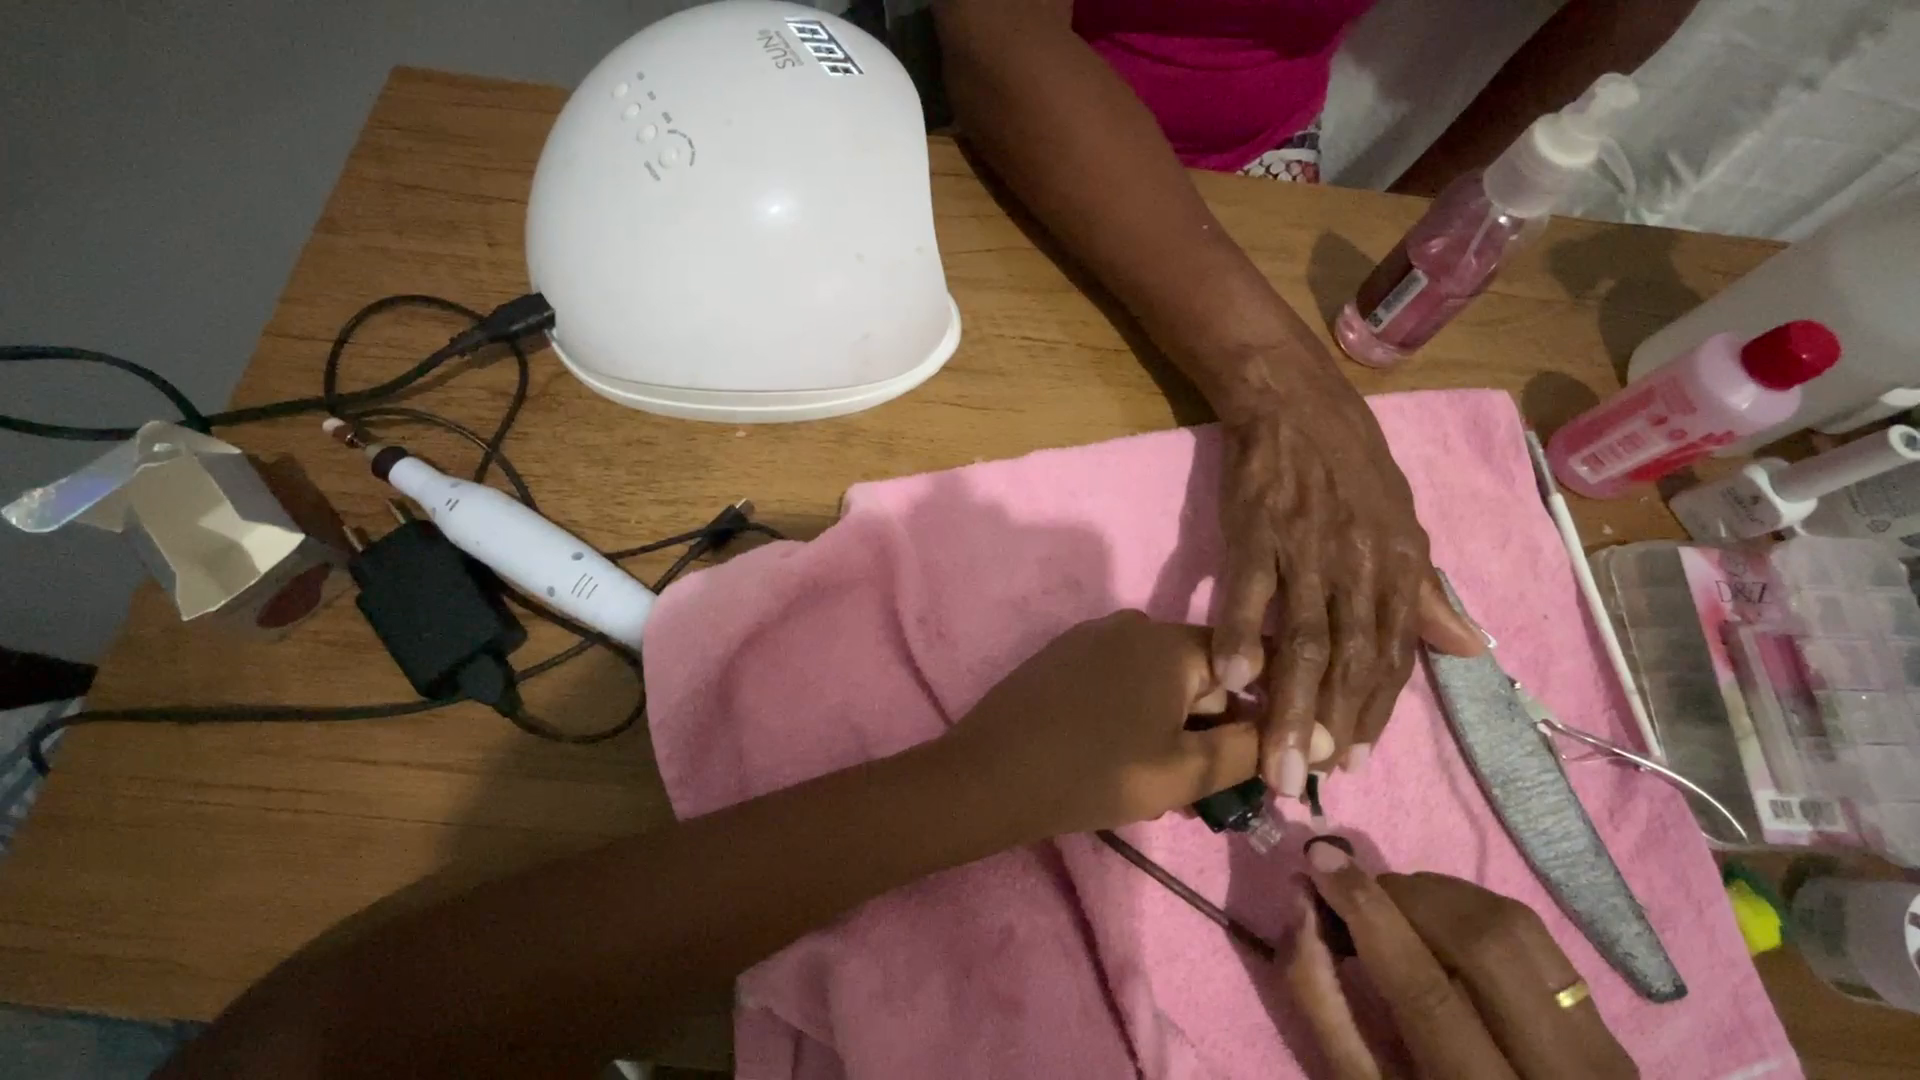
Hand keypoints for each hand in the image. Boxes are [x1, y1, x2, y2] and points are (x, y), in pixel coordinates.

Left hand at [946, 611, 1259, 836]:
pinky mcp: (1062, 656)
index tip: (1268, 752)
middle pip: (1200, 671)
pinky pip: (1120, 679)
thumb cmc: (1096, 774)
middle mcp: (1133, 623)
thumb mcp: (1185, 772)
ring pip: (1158, 680)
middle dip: (1212, 724)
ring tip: (1160, 779)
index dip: (1266, 709)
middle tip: (1204, 782)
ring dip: (1173, 724)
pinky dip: (1135, 712)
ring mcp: (1091, 637)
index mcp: (1170, 642)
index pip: (1247, 661)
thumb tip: (1309, 732)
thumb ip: (1250, 749)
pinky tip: (1119, 754)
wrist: (989, 776)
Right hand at [1211, 359, 1484, 795]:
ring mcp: (1308, 549)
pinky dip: (1242, 634)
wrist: (1295, 406)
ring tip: (1274, 758)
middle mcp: (1362, 566)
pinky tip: (1231, 680)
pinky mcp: (1258, 530)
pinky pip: (1250, 590)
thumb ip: (1426, 591)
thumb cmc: (1350, 467)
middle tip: (1306, 781)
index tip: (1350, 762)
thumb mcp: (1404, 524)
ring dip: (1289, 704)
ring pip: (1304, 639)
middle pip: (1348, 659)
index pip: (1391, 653)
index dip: (1371, 711)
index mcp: (1400, 567)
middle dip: (1329, 725)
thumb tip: (1471, 649)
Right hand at [1288, 841, 1636, 1078]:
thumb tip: (1302, 898)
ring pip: (1517, 927)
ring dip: (1439, 895)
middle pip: (1486, 942)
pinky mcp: (1610, 1030)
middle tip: (1359, 893)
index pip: (1426, 991)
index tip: (1321, 861)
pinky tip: (1442, 928)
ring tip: (1395, 909)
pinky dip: (1475, 912)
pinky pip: (1538, 939)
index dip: (1368, 915)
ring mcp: (1602, 1054)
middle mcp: (1561, 1077)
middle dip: (1407, 895)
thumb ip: (1321, 997)